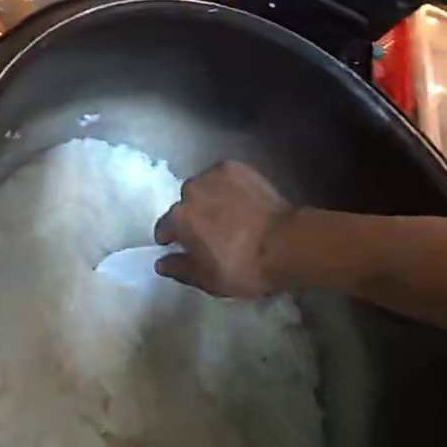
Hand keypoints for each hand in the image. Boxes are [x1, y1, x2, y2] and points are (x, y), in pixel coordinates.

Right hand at [153, 161, 293, 296]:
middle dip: (194, 215)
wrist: (285, 242)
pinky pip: (224, 177)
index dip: (172, 238)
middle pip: (186, 203)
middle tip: (214, 231)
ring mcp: (213, 174)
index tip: (182, 246)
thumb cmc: (244, 267)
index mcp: (180, 217)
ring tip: (231, 214)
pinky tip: (243, 201)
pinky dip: (229, 187)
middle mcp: (190, 190)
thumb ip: (179, 269)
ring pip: (204, 187)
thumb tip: (160, 263)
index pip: (165, 226)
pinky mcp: (235, 166)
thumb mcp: (209, 280)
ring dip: (210, 198)